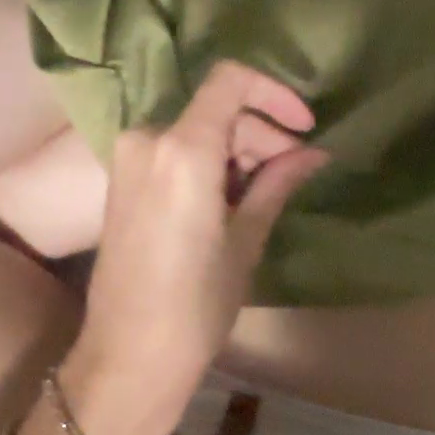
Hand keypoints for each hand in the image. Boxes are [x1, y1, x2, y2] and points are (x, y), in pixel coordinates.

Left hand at [71, 62, 327, 384]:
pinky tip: (231, 197)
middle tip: (294, 171)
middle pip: (215, 111)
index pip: (230, 81)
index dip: (273, 93)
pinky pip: (172, 153)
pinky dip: (206, 163)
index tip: (303, 126)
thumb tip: (313, 153)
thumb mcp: (245, 240)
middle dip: (259, 133)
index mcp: (182, 149)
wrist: (129, 354)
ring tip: (265, 191)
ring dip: (234, 150)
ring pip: (194, 131)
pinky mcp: (121, 182)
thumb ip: (275, 183)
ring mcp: (128, 160)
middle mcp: (148, 140)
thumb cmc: (196, 303)